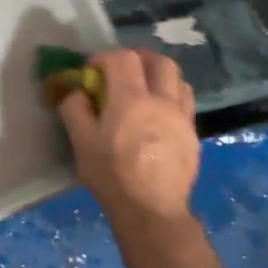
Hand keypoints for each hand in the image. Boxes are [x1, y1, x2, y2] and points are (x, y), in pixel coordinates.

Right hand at [58, 49, 199, 226]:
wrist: (151, 208)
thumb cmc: (111, 175)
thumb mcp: (82, 143)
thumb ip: (75, 110)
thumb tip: (76, 92)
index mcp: (131, 99)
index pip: (122, 59)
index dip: (104, 58)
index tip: (92, 71)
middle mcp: (162, 100)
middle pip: (159, 61)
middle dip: (138, 58)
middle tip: (122, 71)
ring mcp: (182, 116)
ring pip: (178, 78)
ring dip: (159, 75)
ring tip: (144, 88)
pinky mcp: (192, 133)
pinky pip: (186, 101)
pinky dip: (172, 95)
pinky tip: (159, 112)